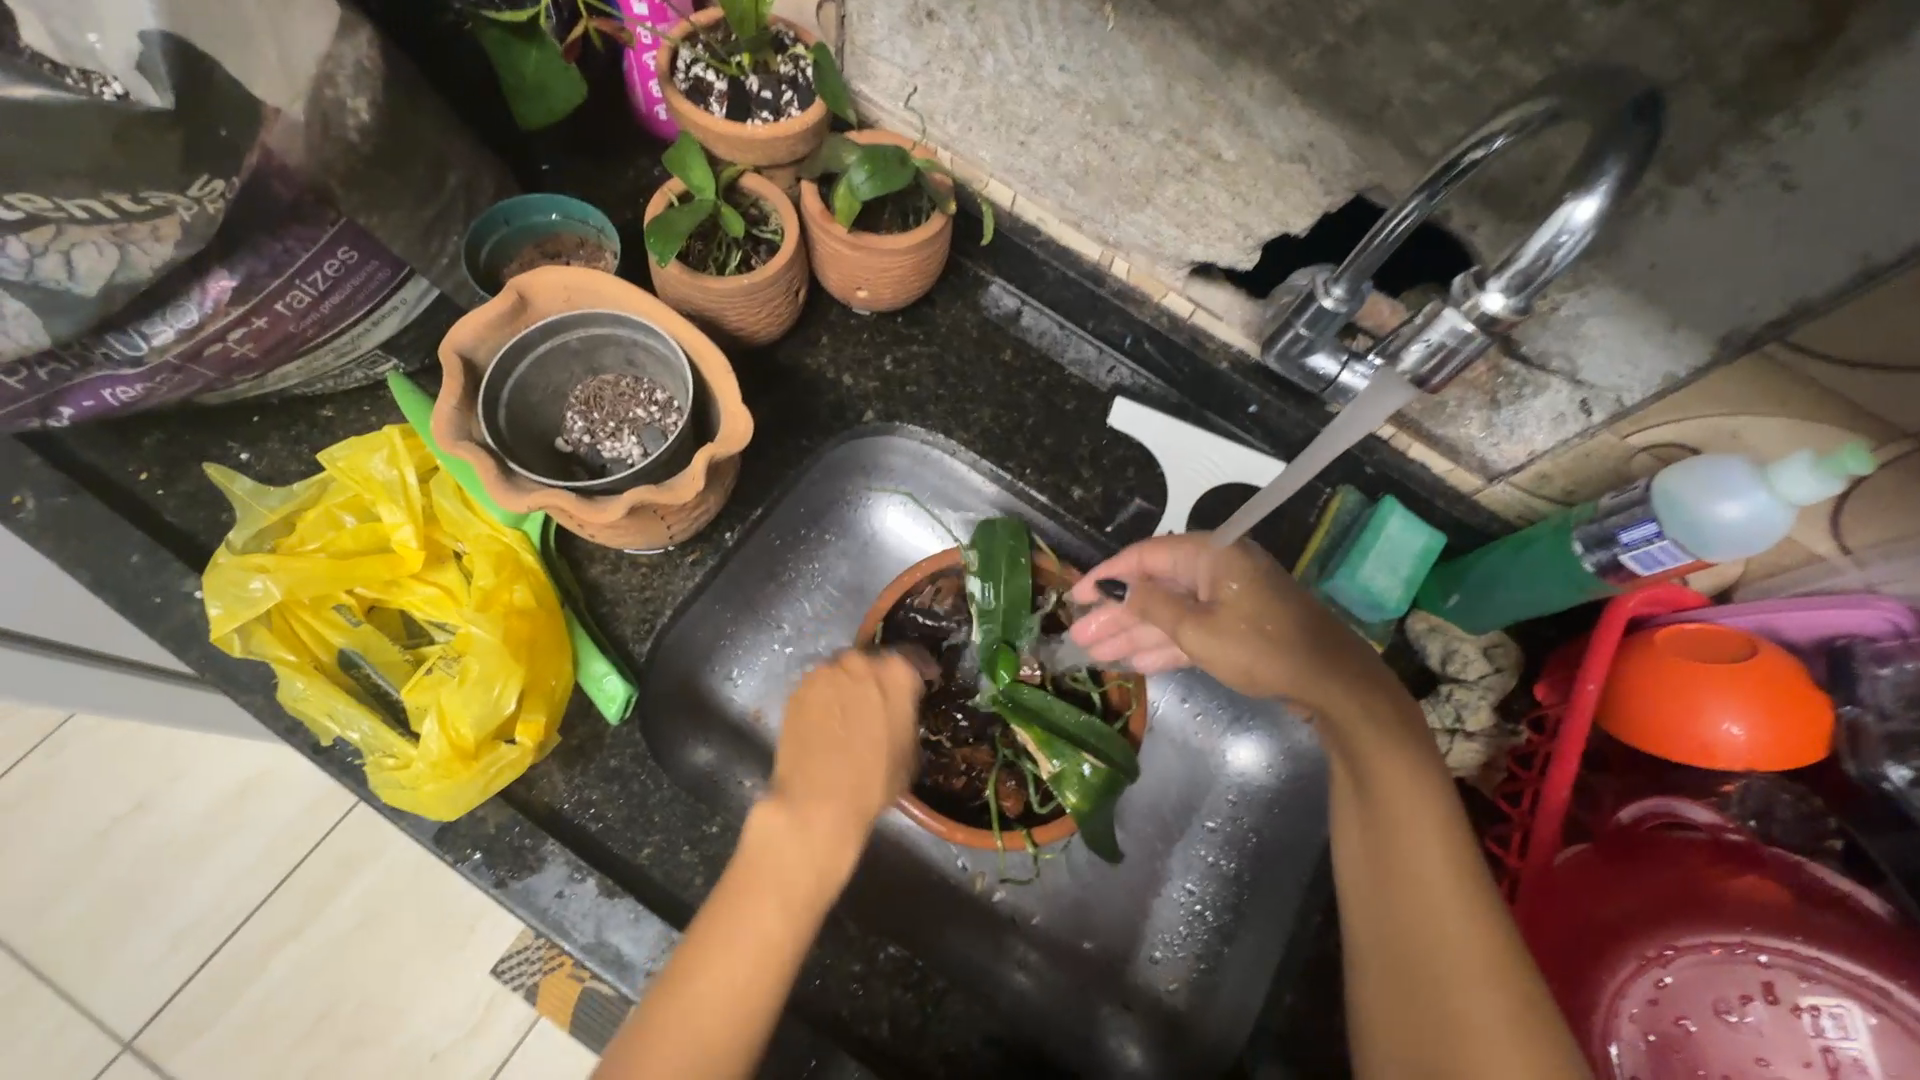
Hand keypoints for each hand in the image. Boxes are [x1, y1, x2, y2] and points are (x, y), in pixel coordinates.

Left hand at [769, 649, 926, 848]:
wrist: (816, 801)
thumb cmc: (874, 781)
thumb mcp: (909, 751)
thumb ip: (905, 716)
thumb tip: (897, 711)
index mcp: (896, 673)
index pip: (912, 660)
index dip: (917, 672)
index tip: (918, 685)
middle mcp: (859, 662)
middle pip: (872, 664)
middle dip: (875, 680)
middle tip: (876, 704)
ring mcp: (824, 673)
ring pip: (841, 674)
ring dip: (846, 688)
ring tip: (846, 717)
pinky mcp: (797, 690)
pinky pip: (817, 689)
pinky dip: (823, 700)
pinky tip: (823, 724)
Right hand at [1066, 533, 1399, 722]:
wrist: (1332, 683)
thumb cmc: (1262, 649)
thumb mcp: (1198, 630)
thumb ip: (1153, 606)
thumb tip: (1119, 589)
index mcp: (1209, 556)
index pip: (1145, 557)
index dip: (1107, 577)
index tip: (1075, 596)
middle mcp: (1215, 571)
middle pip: (1155, 588)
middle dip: (1116, 614)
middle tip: (1079, 636)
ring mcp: (1227, 600)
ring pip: (1169, 613)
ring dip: (1133, 634)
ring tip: (1094, 654)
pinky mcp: (1236, 628)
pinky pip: (1189, 630)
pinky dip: (1162, 645)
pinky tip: (1131, 662)